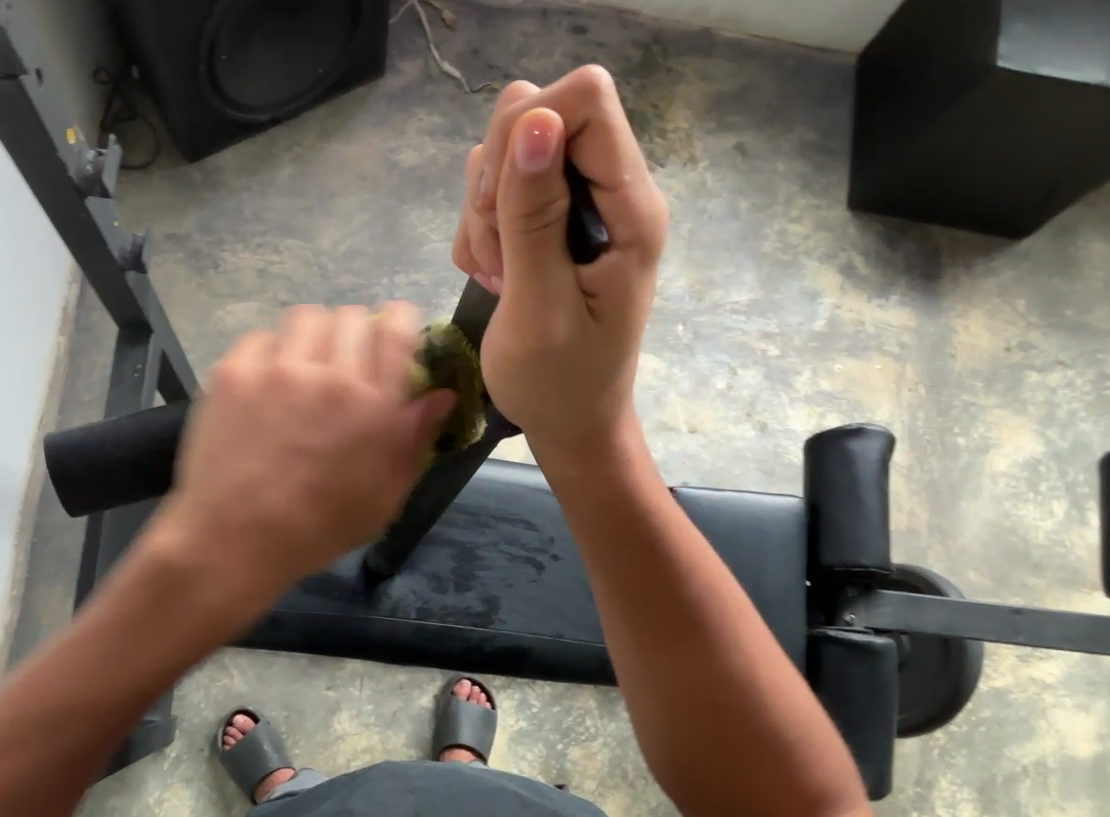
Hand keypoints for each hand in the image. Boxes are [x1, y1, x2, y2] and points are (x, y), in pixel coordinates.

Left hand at [146, 304, 455, 599]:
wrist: (235, 538)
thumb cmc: (319, 528)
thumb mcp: (385, 497)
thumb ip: (415, 440)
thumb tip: (441, 395)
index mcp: (377, 406)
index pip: (397, 329)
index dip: (400, 322)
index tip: (394, 334)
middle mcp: (332, 376)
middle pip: (352, 316)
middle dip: (356, 333)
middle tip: (346, 363)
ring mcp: (279, 370)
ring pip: (307, 318)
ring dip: (314, 337)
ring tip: (304, 369)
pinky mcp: (234, 373)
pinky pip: (260, 339)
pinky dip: (269, 354)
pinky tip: (265, 384)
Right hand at [451, 66, 668, 456]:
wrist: (568, 423)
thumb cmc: (559, 383)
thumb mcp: (540, 309)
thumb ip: (534, 218)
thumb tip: (534, 121)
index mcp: (629, 207)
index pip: (585, 99)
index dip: (529, 132)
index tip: (502, 203)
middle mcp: (608, 191)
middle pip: (536, 116)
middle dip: (497, 182)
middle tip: (500, 252)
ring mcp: (576, 206)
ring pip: (506, 157)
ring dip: (484, 216)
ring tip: (500, 278)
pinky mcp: (547, 224)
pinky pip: (494, 193)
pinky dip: (480, 235)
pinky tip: (495, 280)